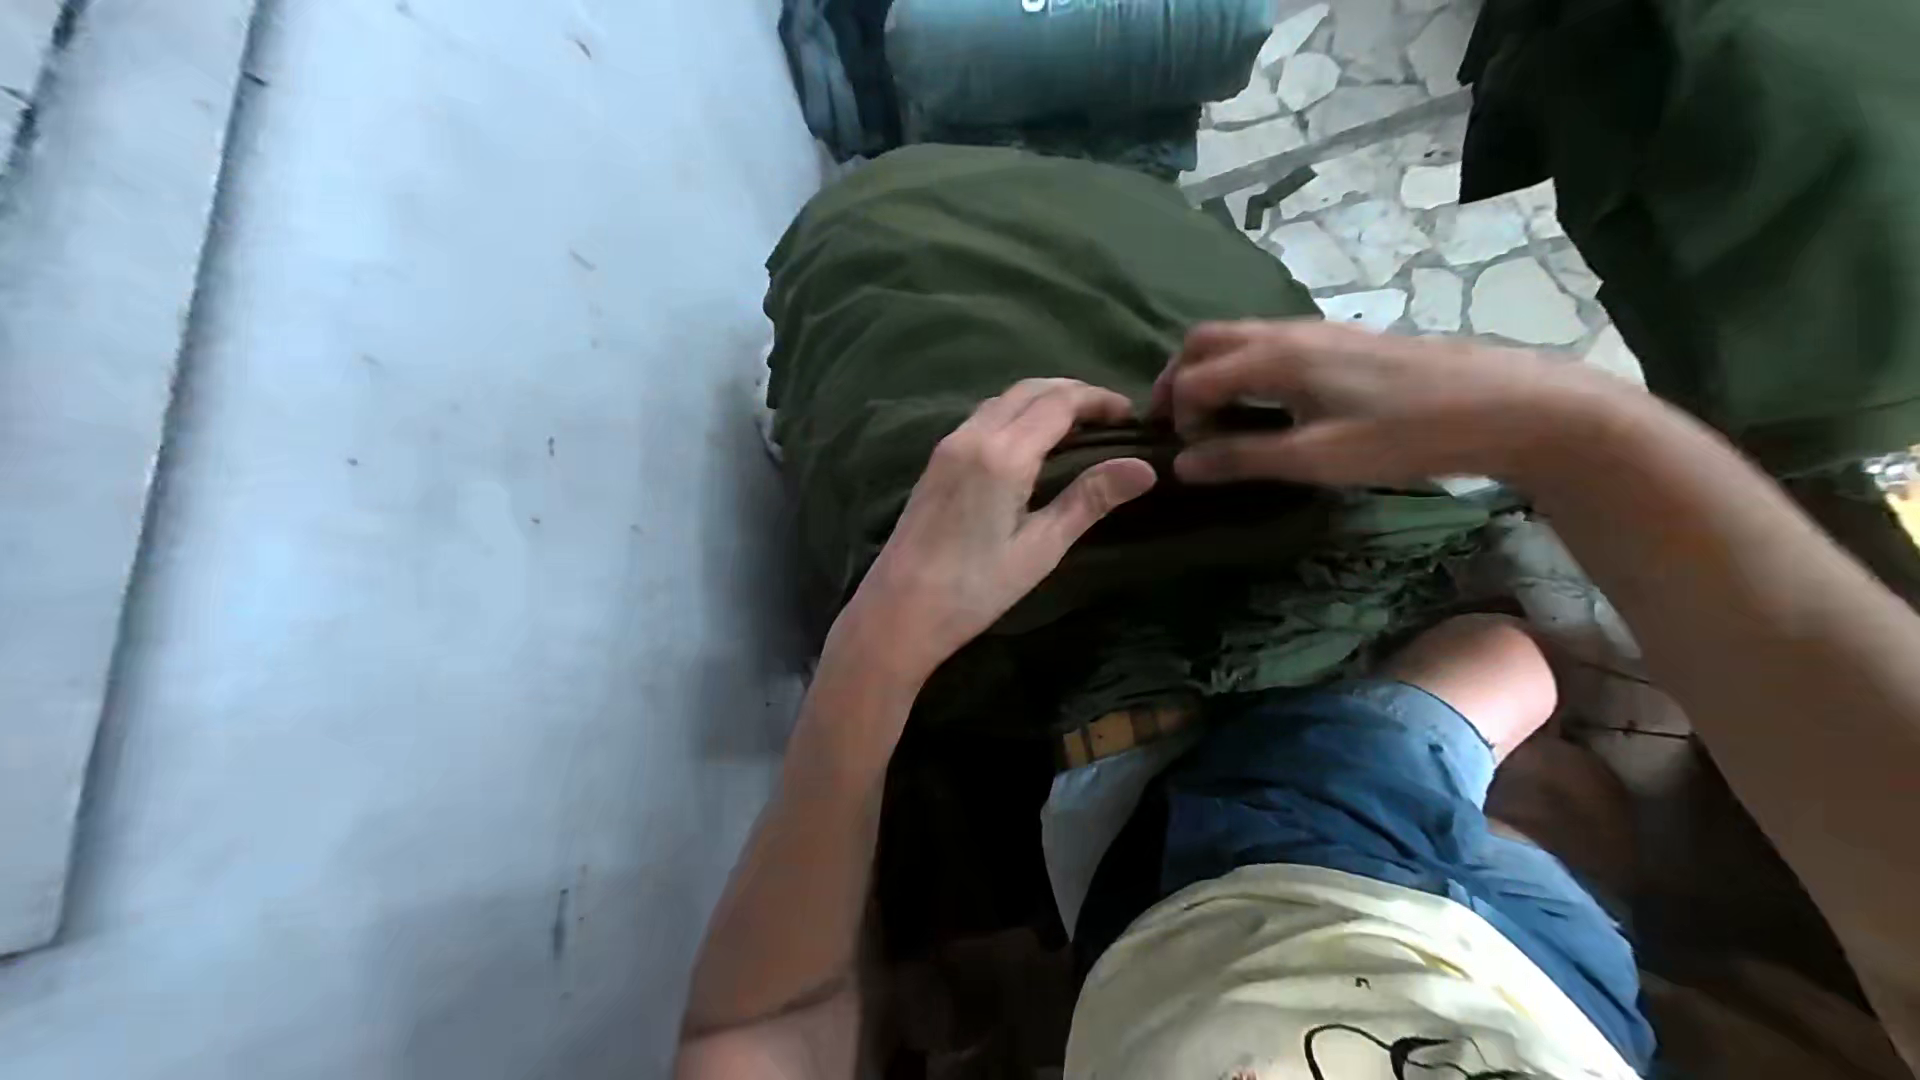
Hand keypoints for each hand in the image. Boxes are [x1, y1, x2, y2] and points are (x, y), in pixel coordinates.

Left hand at [834, 379, 1157, 685]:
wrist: (899, 609)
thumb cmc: (975, 588)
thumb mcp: (1040, 548)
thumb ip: (1089, 500)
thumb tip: (1144, 468)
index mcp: (1002, 454)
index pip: (1059, 403)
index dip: (1098, 400)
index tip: (1130, 414)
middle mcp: (972, 436)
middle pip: (1029, 390)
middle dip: (1072, 392)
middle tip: (1108, 414)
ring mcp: (948, 445)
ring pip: (1002, 400)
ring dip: (1042, 399)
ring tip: (1076, 423)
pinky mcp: (936, 461)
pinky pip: (982, 417)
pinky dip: (1015, 413)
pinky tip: (1030, 440)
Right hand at [1155, 320, 1642, 487]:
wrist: (1509, 405)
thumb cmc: (1406, 434)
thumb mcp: (1316, 457)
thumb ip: (1243, 457)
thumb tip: (1181, 464)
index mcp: (1274, 357)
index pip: (1193, 376)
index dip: (1175, 414)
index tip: (1187, 452)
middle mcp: (1286, 333)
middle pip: (1205, 341)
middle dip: (1176, 378)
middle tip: (1176, 423)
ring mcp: (1315, 331)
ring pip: (1236, 338)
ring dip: (1208, 372)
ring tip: (1212, 417)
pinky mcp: (1339, 341)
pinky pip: (1265, 343)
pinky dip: (1239, 368)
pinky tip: (1261, 402)